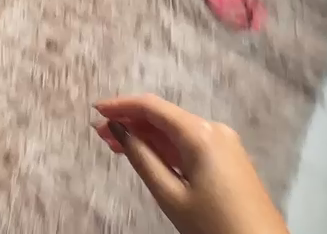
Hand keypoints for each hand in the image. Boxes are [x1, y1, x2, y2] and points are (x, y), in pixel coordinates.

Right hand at [93, 95, 288, 233]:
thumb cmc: (215, 229)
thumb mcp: (172, 197)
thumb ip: (142, 158)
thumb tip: (118, 128)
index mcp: (200, 133)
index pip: (151, 106)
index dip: (120, 105)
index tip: (95, 109)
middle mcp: (214, 129)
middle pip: (163, 116)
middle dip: (131, 121)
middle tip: (100, 133)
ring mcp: (225, 144)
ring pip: (175, 131)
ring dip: (146, 135)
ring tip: (116, 144)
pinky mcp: (230, 160)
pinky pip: (190, 144)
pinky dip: (165, 147)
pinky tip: (147, 155)